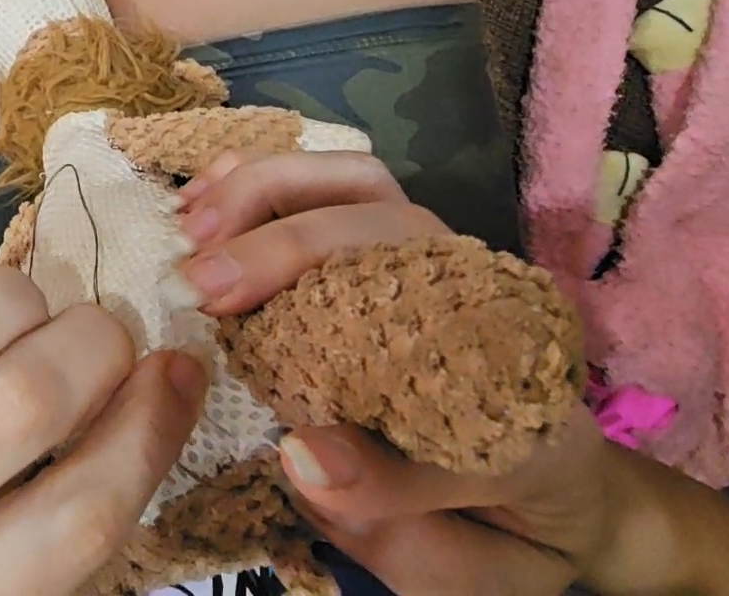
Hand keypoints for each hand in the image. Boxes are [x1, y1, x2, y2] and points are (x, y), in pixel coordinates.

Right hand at [171, 150, 630, 594]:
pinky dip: (252, 175)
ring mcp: (417, 251)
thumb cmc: (488, 523)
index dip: (297, 269)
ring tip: (185, 223)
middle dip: (266, 224)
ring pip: (347, 177)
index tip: (212, 303)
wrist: (543, 495)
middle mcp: (458, 280)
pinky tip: (201, 199)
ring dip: (254, 186)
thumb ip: (389, 503)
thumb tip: (295, 452)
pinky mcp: (373, 241)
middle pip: (370, 201)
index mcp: (494, 353)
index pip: (403, 276)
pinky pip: (321, 182)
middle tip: (189, 271)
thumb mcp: (461, 552)